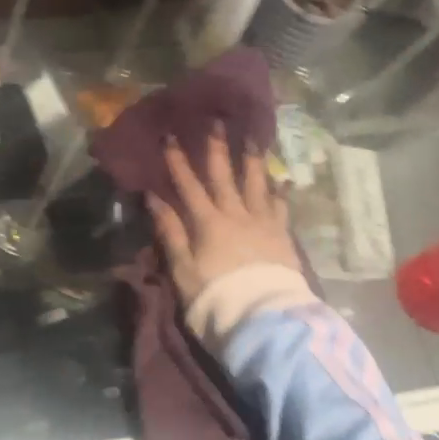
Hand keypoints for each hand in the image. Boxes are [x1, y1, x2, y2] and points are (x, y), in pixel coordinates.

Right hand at [148, 124, 299, 306]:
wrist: (262, 318)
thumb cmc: (213, 297)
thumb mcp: (182, 269)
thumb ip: (170, 233)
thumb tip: (154, 199)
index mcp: (207, 223)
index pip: (188, 186)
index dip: (178, 161)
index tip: (170, 136)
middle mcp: (236, 215)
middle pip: (225, 177)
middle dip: (217, 149)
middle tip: (217, 121)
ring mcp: (263, 223)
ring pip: (257, 184)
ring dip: (253, 160)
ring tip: (254, 139)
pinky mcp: (282, 236)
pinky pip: (281, 207)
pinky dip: (281, 193)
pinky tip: (283, 182)